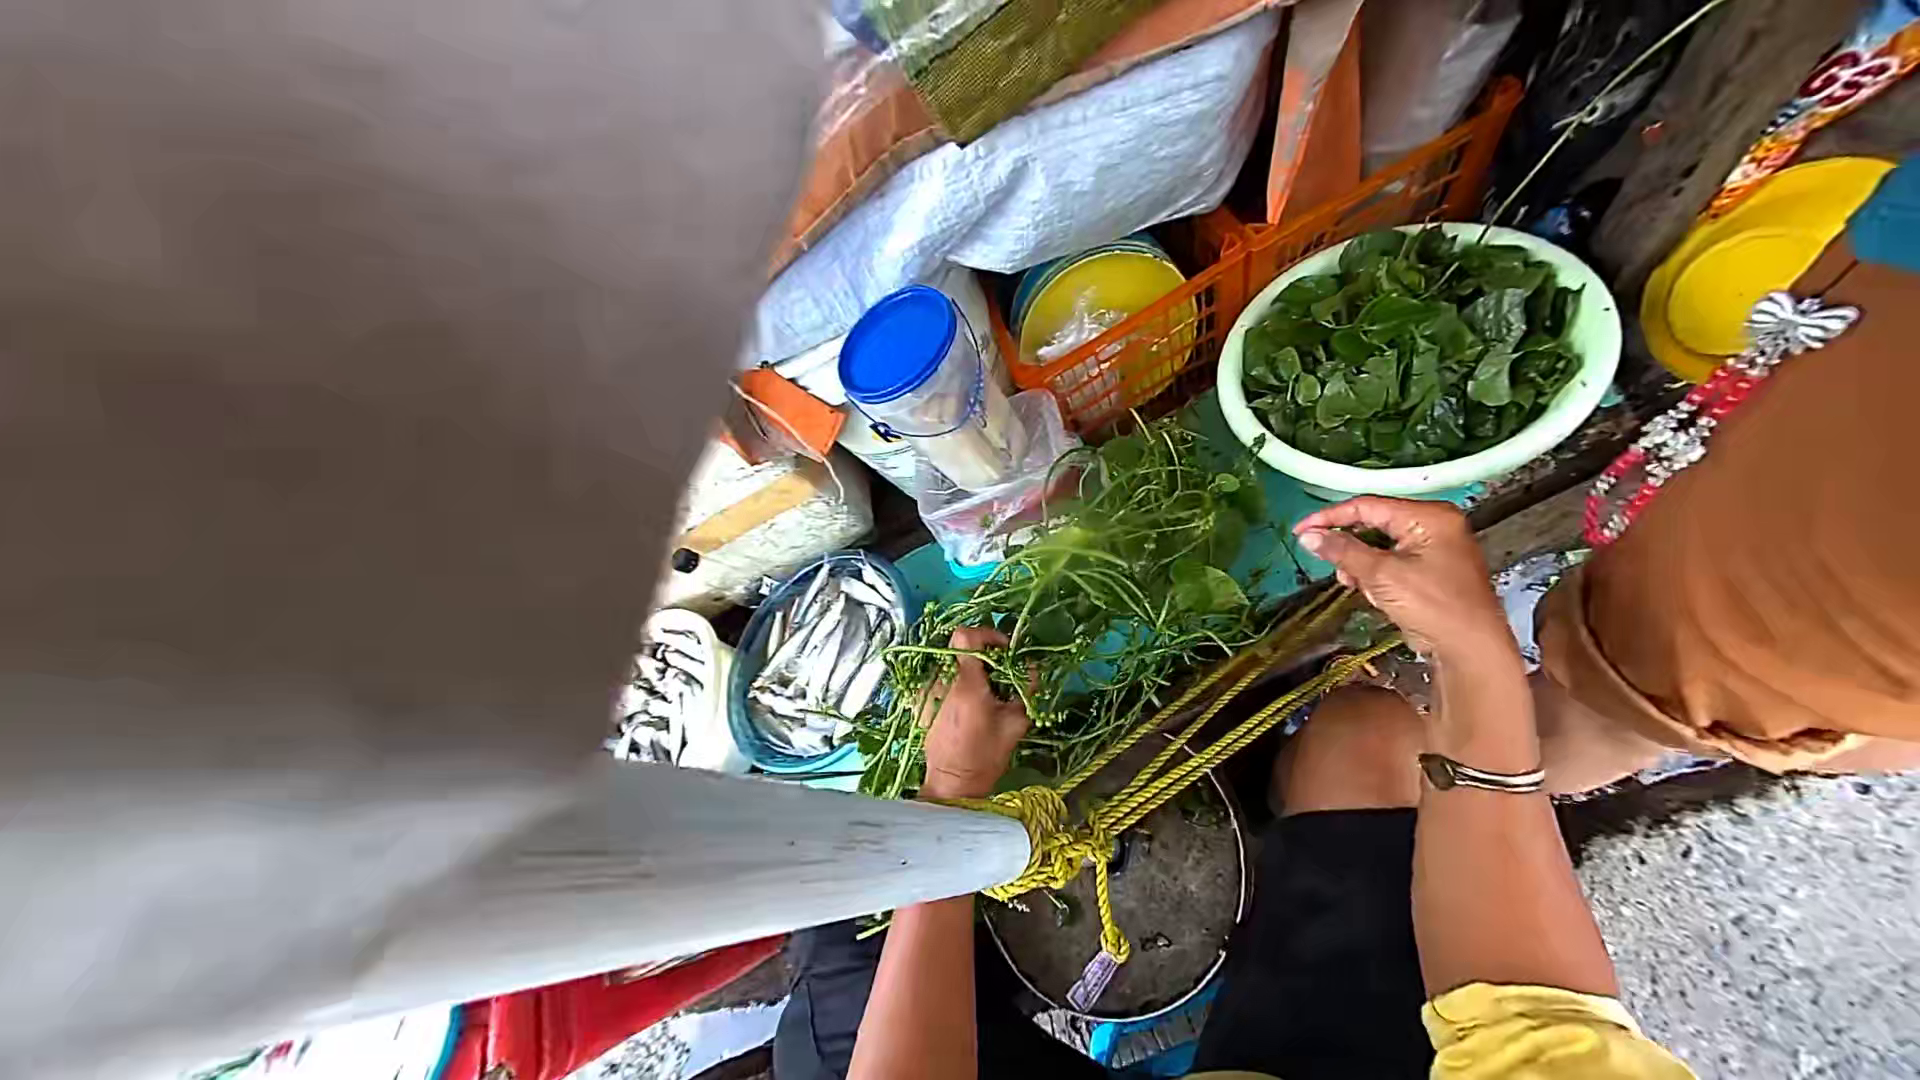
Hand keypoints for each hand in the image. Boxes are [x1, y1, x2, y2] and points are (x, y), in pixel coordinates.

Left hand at [918, 627, 1029, 800]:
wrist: (953, 783)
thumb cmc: (986, 757)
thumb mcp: (1016, 723)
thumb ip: (1027, 689)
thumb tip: (1033, 666)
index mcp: (966, 685)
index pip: (967, 636)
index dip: (987, 634)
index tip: (1002, 649)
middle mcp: (942, 681)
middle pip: (959, 646)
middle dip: (982, 651)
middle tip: (997, 669)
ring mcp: (927, 690)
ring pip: (951, 660)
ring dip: (969, 667)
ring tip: (983, 689)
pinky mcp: (920, 700)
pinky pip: (941, 677)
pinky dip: (956, 680)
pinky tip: (966, 702)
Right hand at [1293, 497, 1508, 659]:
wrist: (1470, 649)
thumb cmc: (1433, 607)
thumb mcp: (1380, 575)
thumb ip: (1342, 550)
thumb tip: (1308, 535)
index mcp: (1429, 517)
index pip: (1367, 506)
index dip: (1329, 517)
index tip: (1301, 530)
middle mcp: (1435, 524)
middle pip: (1373, 523)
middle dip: (1347, 544)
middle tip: (1323, 557)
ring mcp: (1434, 546)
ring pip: (1379, 543)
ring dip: (1359, 562)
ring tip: (1352, 581)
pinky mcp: (1430, 567)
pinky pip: (1390, 559)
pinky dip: (1373, 572)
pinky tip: (1368, 589)